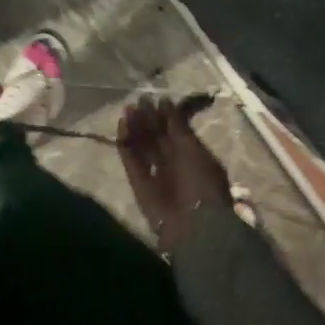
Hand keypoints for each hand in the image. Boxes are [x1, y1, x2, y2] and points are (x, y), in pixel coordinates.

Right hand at [119, 96, 232, 251]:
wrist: (195, 226)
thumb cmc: (202, 184)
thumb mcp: (195, 150)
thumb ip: (179, 128)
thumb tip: (166, 103)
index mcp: (192, 155)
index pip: (176, 131)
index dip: (167, 115)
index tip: (158, 98)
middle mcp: (173, 164)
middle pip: (157, 137)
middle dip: (149, 119)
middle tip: (139, 100)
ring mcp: (155, 174)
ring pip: (143, 147)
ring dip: (135, 128)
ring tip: (128, 109)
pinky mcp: (139, 185)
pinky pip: (131, 162)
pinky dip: (125, 145)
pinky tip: (122, 126)